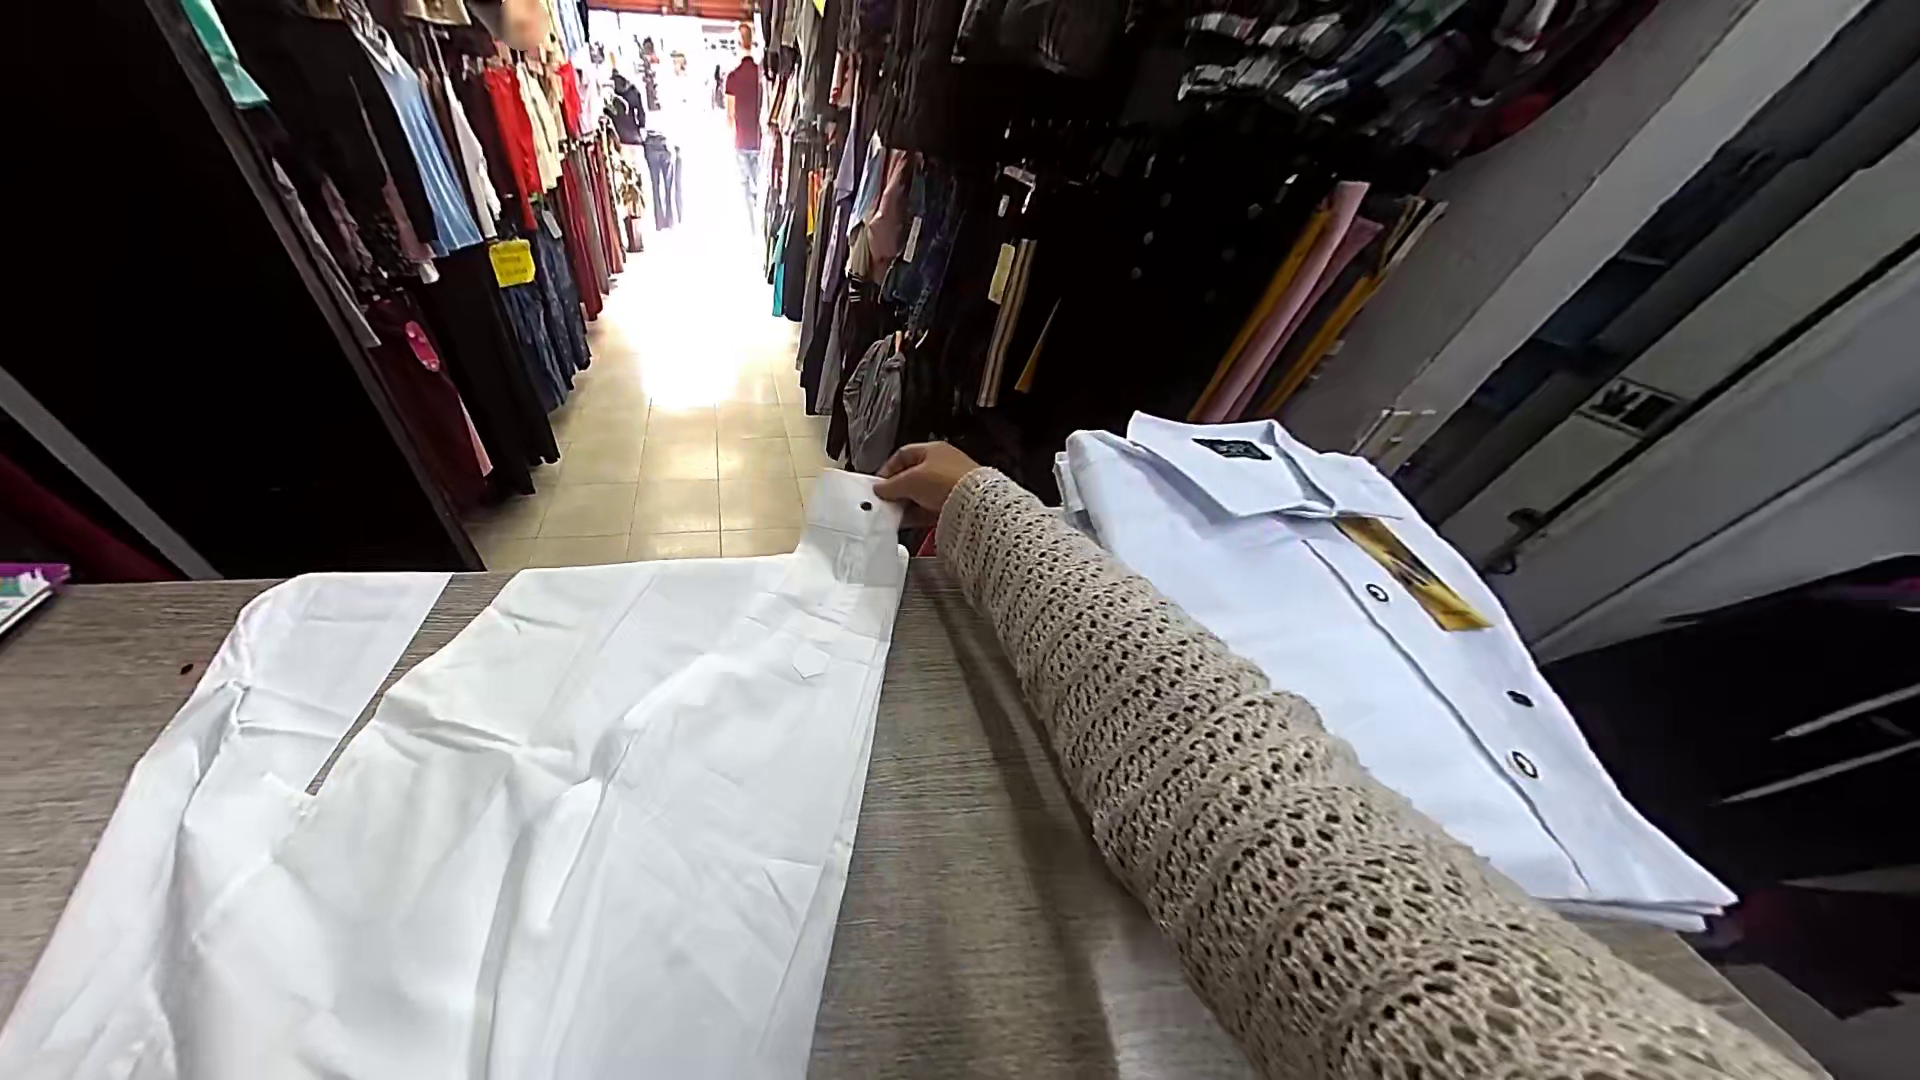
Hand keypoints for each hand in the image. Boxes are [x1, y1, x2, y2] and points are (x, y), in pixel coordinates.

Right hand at [873, 442, 978, 526]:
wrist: (974, 503)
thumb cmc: (948, 481)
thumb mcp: (911, 480)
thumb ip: (892, 485)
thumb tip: (880, 488)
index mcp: (933, 450)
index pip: (903, 455)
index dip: (888, 469)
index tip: (879, 484)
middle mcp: (942, 465)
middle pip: (911, 477)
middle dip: (896, 490)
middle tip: (885, 501)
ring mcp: (949, 485)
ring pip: (920, 495)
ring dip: (906, 504)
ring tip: (894, 514)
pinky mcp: (953, 504)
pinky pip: (929, 509)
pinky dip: (917, 515)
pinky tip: (907, 521)